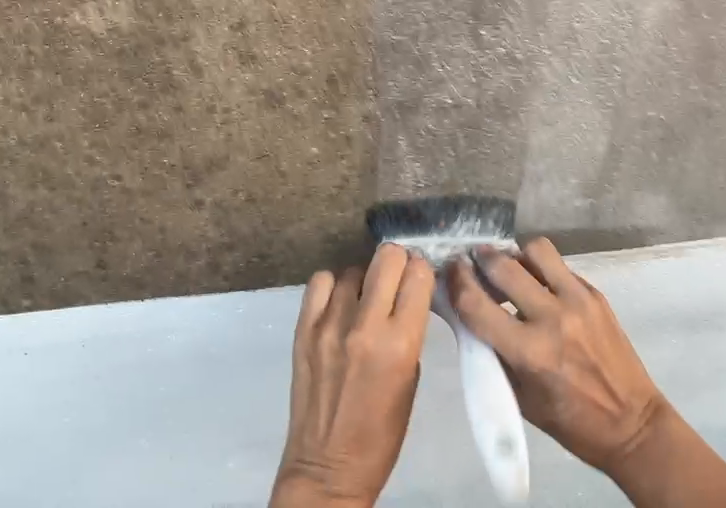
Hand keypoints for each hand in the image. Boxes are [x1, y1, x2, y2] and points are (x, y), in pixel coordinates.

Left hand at [271, 244, 435, 507]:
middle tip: (396, 280)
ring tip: (364, 302)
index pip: (419, 275)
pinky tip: (339, 305)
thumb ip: (411, 332)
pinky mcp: (303, 330)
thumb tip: (410, 295)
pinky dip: (333, 286)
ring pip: (353, 268)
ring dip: (364, 280)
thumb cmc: (382, 432)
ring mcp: (329, 325)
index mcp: (401, 344)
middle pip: (386, 257)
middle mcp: (365, 326)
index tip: (420, 279)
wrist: (327, 467)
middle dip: (397, 262)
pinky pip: (320, 281)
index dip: (422, 272)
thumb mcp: (411, 379)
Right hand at [449, 238, 669, 473]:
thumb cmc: (569, 422)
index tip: (448, 270)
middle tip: (471, 260)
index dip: (456, 282)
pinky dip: (542, 269)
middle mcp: (553, 318)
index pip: (477, 304)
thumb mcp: (519, 397)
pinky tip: (538, 285)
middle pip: (504, 265)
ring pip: (536, 250)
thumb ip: (493, 352)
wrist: (632, 423)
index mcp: (530, 352)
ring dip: (516, 255)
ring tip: (509, 268)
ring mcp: (578, 300)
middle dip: (480, 259)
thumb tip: (467, 314)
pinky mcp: (595, 294)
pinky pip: (559, 266)